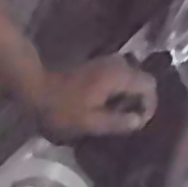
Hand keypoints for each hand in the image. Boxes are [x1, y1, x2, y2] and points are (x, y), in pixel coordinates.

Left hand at [34, 54, 157, 137]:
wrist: (37, 89)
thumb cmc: (62, 110)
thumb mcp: (90, 122)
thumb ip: (117, 122)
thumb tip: (140, 121)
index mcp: (120, 75)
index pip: (150, 86)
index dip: (150, 105)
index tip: (140, 123)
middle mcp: (119, 63)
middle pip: (142, 81)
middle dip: (139, 102)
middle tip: (128, 123)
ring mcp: (107, 62)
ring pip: (130, 80)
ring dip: (128, 98)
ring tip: (117, 118)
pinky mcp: (98, 67)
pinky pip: (118, 79)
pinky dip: (117, 93)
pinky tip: (106, 108)